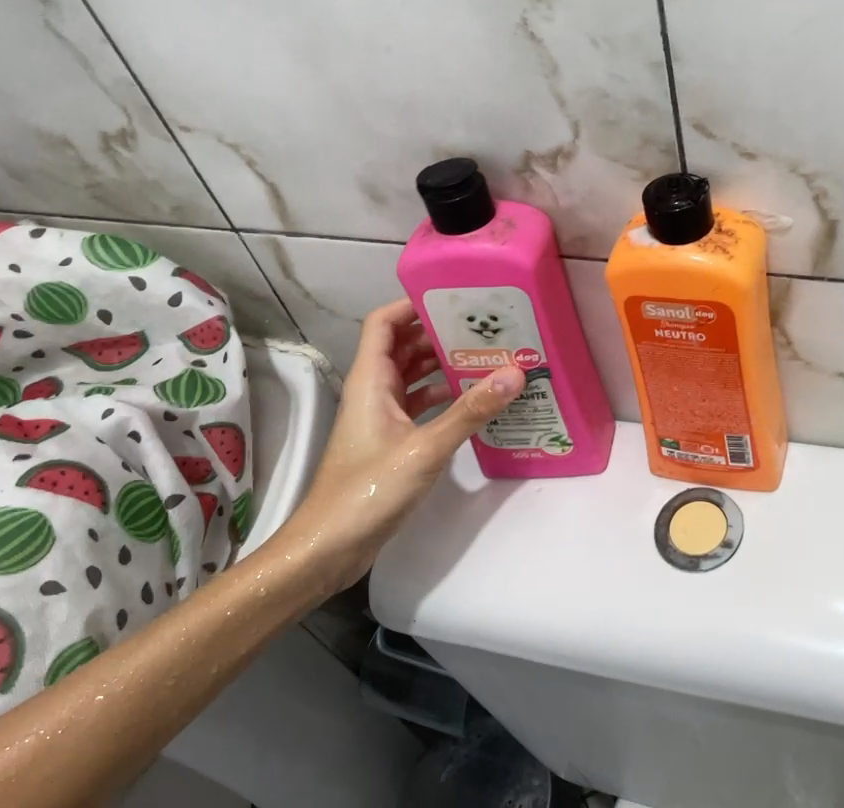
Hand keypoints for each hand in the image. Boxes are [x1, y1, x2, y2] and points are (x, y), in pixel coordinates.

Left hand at [285, 300, 523, 589]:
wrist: (328, 547)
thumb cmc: (368, 491)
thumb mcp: (425, 449)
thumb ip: (470, 411)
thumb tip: (514, 373)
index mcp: (370, 381)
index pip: (384, 322)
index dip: (413, 303)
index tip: (456, 296)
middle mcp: (373, 391)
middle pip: (402, 345)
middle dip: (438, 330)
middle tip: (485, 324)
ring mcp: (380, 417)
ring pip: (411, 375)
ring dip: (442, 362)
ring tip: (487, 354)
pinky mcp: (389, 441)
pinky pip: (417, 403)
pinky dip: (442, 395)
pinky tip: (474, 400)